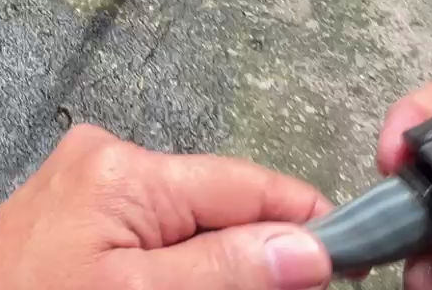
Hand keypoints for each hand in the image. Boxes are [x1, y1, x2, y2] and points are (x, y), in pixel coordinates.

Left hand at [0, 124, 332, 289]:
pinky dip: (177, 264)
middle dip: (256, 258)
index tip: (354, 269)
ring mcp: (90, 178)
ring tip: (237, 286)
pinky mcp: (77, 205)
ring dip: (218, 266)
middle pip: (218, 204)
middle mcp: (108, 155)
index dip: (304, 225)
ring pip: (188, 223)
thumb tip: (308, 247)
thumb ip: (224, 270)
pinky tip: (177, 284)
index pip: (244, 183)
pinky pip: (150, 231)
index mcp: (126, 168)